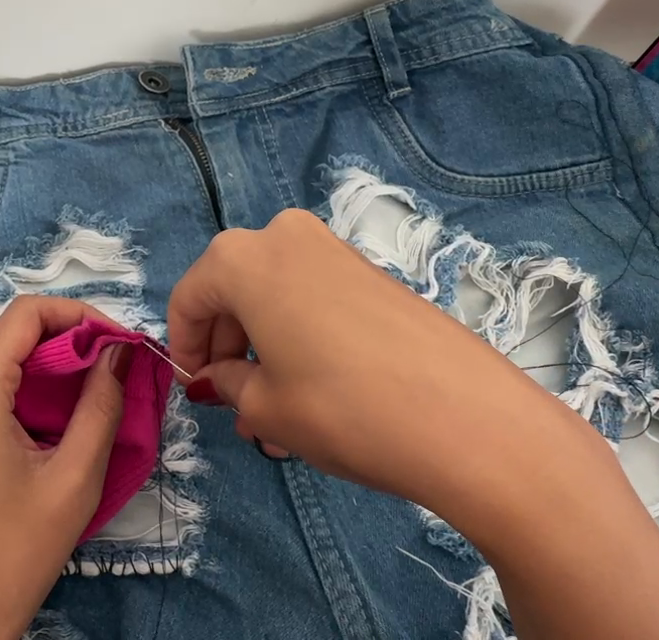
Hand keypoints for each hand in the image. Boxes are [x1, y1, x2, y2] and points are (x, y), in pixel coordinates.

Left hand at [0, 296, 127, 639]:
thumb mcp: (71, 482)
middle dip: (66, 340)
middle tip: (115, 367)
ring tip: (91, 390)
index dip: (80, 314)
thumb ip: (100, 407)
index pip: (28, 312)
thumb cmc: (9, 557)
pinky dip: (16, 384)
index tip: (121, 340)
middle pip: (10, 332)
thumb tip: (118, 352)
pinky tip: (49, 412)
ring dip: (43, 363)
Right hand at [167, 210, 658, 639]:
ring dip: (264, 347)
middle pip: (230, 292)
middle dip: (227, 349)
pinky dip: (300, 335)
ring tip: (280, 413)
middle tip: (237, 405)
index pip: (188, 299)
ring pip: (272, 296)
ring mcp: (332, 248)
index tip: (195, 389)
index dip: (184, 348)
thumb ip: (227, 384)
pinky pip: (312, 296)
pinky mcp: (372, 271)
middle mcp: (281, 236)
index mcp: (240, 258)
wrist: (474, 421)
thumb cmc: (345, 410)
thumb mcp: (266, 408)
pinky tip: (317, 389)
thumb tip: (221, 377)